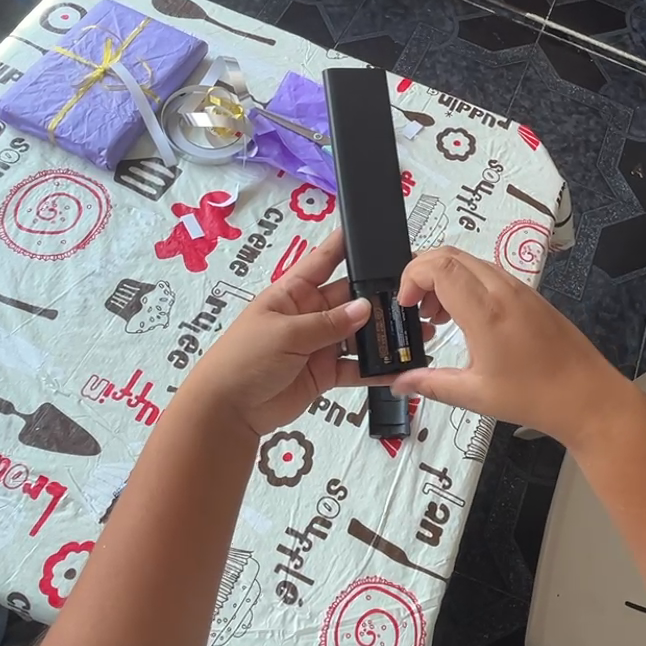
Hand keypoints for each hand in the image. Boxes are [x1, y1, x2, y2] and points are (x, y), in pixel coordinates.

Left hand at [175, 229, 428, 439]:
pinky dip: (376, 369)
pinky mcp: (326, 373)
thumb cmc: (245, 359)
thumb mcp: (286, 333)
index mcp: (293, 293)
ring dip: (384, 335)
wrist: (228, 410)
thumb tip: (366, 307)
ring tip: (417, 333)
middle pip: (350, 299)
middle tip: (413, 297)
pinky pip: (356, 368)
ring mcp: (319, 345)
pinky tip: (399, 367)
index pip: (323, 261)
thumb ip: (328, 323)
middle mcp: (310, 314)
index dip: (345, 246)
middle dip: (379, 298)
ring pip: (358, 334)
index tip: (373, 234)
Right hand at [390, 247, 644, 449]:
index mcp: (486, 312)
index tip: (405, 304)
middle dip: (422, 273)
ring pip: (469, 261)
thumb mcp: (475, 395)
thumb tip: (399, 382)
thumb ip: (431, 384)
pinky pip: (489, 273)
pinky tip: (465, 318)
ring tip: (438, 317)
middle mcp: (502, 290)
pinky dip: (466, 284)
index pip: (439, 267)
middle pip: (450, 255)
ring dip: (444, 278)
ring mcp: (519, 289)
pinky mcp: (529, 295)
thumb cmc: (535, 397)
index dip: (412, 276)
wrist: (587, 396)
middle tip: (414, 307)